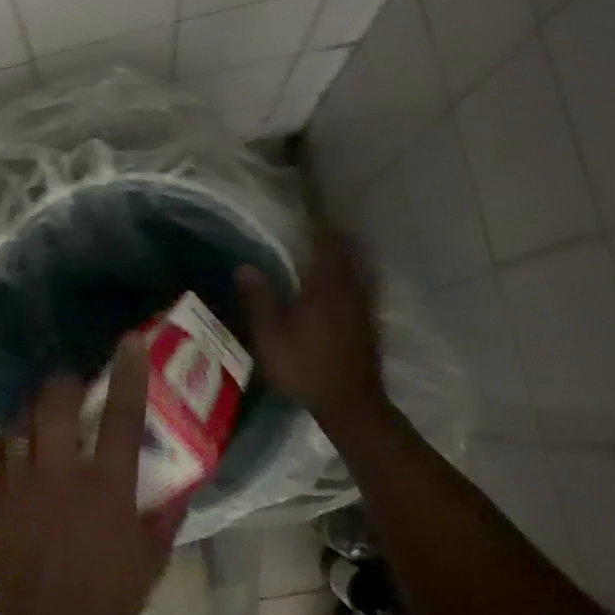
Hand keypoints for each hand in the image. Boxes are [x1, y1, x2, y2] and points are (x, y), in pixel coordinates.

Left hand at [0, 338, 186, 614]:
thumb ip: (168, 512)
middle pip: (57, 403)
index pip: (124, 416)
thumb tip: (181, 482)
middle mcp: (60, 475)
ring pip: (18, 423)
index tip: (128, 341)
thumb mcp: (153, 555)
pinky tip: (8, 452)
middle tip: (71, 390)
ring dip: (32, 416)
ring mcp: (17, 487)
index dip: (128, 372)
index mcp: (108, 487)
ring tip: (39, 425)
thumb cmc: (112, 600)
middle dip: (65, 385)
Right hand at [235, 236, 389, 429]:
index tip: (307, 212)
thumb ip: (259, 300)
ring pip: (360, 267)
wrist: (350, 403)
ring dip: (348, 253)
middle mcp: (350, 289)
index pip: (326, 243)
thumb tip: (244, 267)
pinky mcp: (370, 321)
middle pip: (348, 250)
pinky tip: (343, 283)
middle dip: (335, 235)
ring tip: (331, 248)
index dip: (318, 225)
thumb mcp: (270, 337)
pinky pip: (364, 284)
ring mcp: (364, 305)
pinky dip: (355, 274)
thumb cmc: (305, 368)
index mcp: (325, 287)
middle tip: (317, 226)